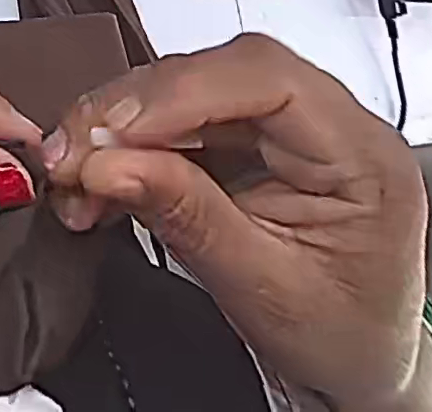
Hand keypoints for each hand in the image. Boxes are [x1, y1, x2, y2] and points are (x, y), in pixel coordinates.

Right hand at [42, 35, 431, 411]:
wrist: (357, 359)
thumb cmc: (340, 335)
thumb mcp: (263, 291)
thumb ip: (185, 217)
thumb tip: (106, 164)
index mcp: (359, 151)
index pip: (264, 78)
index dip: (179, 92)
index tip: (112, 131)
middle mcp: (321, 114)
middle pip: (210, 71)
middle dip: (130, 107)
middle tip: (72, 151)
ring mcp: (276, 116)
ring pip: (179, 84)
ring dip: (116, 122)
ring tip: (75, 169)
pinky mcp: (239, 126)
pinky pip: (170, 111)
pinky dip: (124, 138)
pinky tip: (97, 169)